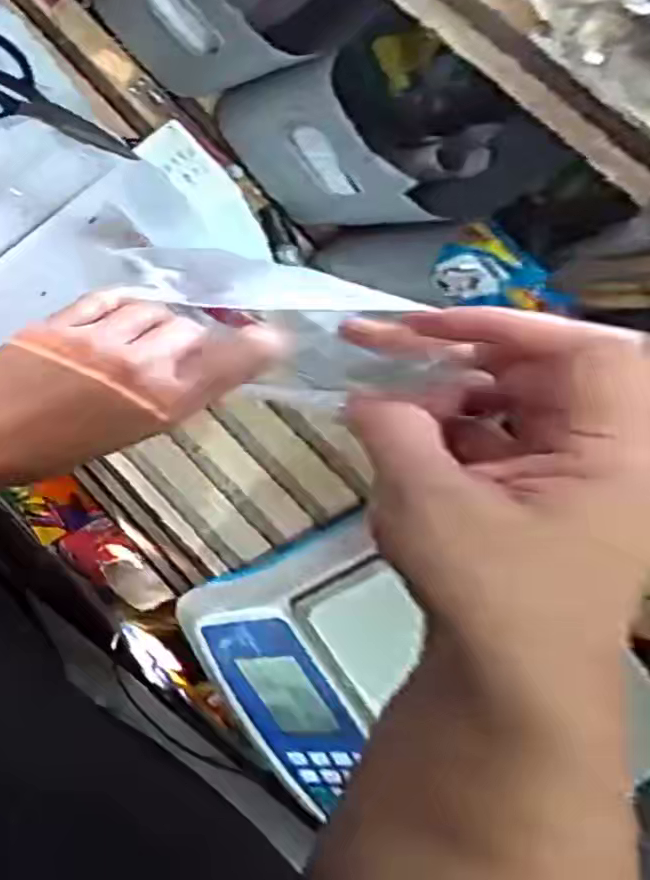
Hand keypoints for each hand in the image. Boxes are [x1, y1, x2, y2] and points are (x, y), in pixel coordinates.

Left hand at [0, 292, 283, 487]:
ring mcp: (91, 340)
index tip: (264, 336)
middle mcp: (133, 366)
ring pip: (146, 307)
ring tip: (135, 330)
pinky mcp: (55, 324)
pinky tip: (112, 311)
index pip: (231, 359)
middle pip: (187, 327)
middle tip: (171, 346)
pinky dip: (115, 303)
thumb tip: (187, 366)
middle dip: (187, 335)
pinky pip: (101, 299)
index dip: (256, 344)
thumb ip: (160, 398)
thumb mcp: (122, 434)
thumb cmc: (51, 450)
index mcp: (158, 404)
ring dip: (149, 317)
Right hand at [342, 308, 649, 659]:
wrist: (511, 663)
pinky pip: (492, 432)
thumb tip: (366, 392)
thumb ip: (392, 428)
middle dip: (452, 348)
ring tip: (371, 390)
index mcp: (620, 451)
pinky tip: (391, 428)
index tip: (415, 324)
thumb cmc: (484, 579)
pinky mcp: (537, 487)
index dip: (502, 324)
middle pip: (540, 370)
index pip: (588, 354)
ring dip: (439, 387)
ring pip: (510, 399)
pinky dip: (439, 421)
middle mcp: (611, 451)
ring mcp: (574, 470)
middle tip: (368, 340)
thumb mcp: (425, 496)